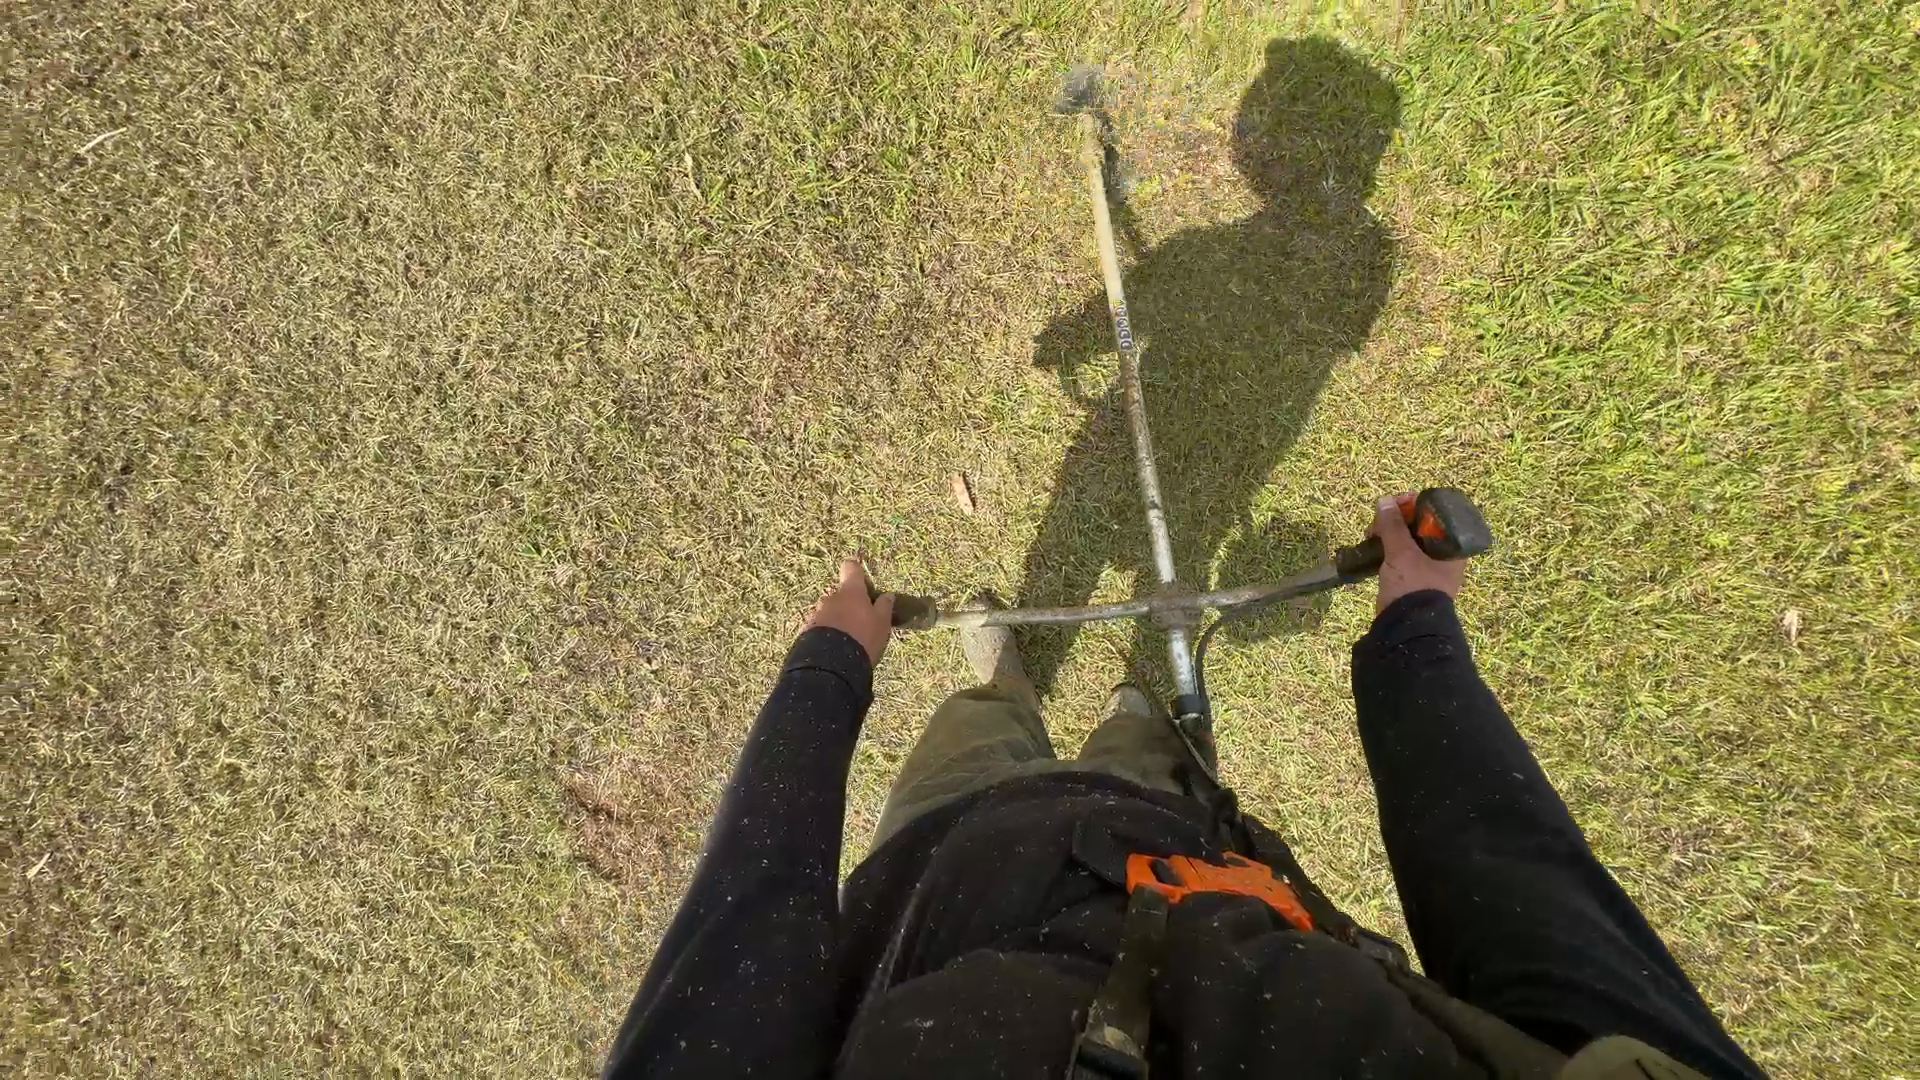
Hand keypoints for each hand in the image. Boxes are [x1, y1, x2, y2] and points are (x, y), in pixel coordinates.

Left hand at [804, 558, 895, 666]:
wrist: (831, 666)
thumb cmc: (863, 638)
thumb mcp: (882, 623)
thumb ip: (884, 607)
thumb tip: (887, 595)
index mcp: (851, 591)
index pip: (851, 568)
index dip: (857, 572)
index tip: (863, 581)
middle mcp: (831, 597)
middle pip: (841, 593)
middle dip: (849, 604)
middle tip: (862, 621)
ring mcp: (817, 613)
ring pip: (830, 611)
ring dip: (838, 620)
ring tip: (849, 640)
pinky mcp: (807, 630)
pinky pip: (820, 626)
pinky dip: (828, 633)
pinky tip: (835, 648)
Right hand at [1370, 494, 1466, 613]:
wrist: (1406, 624)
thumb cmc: (1413, 585)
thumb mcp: (1402, 553)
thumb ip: (1392, 526)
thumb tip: (1384, 501)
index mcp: (1453, 546)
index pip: (1437, 513)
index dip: (1415, 505)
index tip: (1394, 504)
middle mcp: (1444, 553)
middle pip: (1420, 524)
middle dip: (1396, 519)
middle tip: (1377, 522)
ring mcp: (1428, 564)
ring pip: (1407, 537)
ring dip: (1388, 532)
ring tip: (1370, 535)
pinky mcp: (1411, 574)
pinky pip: (1399, 551)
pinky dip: (1387, 546)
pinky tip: (1373, 545)